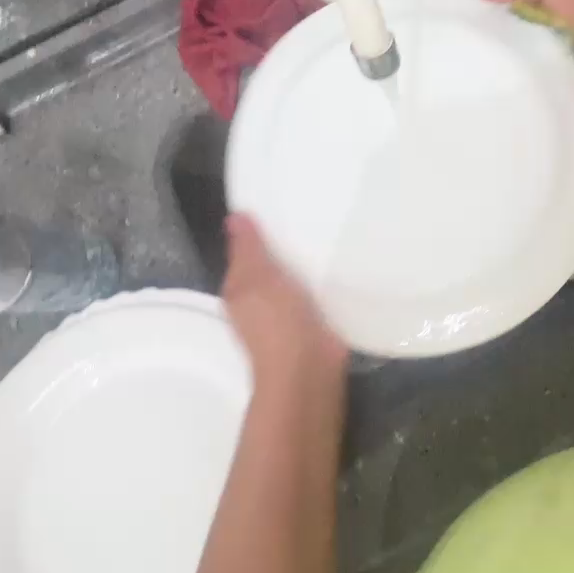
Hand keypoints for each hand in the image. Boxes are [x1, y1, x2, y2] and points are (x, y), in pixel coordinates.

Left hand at [221, 214, 348, 389]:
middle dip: (286, 245)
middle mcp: (260, 303)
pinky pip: (317, 292)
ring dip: (307, 262)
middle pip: (272, 266)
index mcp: (239, 291)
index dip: (258, 231)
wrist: (308, 368)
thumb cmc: (276, 321)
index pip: (245, 254)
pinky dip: (324, 280)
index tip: (280, 204)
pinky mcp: (314, 321)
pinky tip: (340, 263)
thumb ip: (247, 248)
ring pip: (295, 279)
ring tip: (329, 229)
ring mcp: (288, 315)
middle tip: (311, 210)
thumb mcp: (256, 278)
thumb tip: (234, 216)